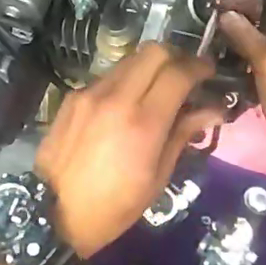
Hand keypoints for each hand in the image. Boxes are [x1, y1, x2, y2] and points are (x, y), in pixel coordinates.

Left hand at [34, 43, 223, 257]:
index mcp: (143, 121)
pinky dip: (125, 82)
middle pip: (153, 52)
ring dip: (150, 67)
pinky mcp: (73, 96)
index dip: (199, 67)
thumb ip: (183, 134)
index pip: (178, 73)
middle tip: (186, 76)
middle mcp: (116, 97)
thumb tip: (212, 109)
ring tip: (159, 90)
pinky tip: (127, 105)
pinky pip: (107, 77)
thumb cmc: (114, 206)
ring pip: (129, 60)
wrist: (53, 212)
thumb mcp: (157, 177)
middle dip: (176, 57)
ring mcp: (90, 93)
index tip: (210, 72)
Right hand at [217, 5, 265, 174]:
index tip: (224, 1)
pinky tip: (224, 62)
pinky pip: (264, 72)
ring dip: (244, 48)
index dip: (254, 4)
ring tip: (214, 37)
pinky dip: (247, 68)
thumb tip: (225, 13)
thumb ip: (246, 35)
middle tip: (214, 18)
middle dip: (246, 26)